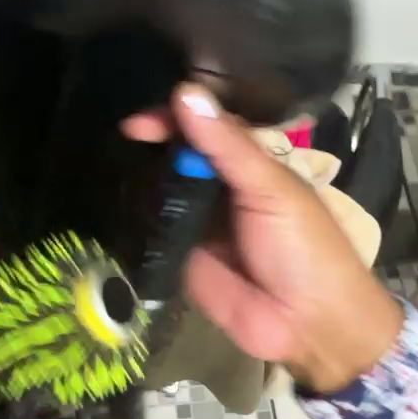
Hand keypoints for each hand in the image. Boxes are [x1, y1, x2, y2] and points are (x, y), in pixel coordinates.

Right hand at [124, 85, 401, 391]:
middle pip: (180, 156)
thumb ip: (227, 145)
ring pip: (163, 190)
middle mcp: (223, 188)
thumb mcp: (271, 189)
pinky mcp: (182, 256)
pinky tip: (112, 204)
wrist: (308, 324)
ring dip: (141, 178)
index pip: (207, 128)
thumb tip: (185, 94)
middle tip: (122, 138)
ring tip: (108, 165)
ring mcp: (200, 223)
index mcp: (253, 164)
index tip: (141, 123)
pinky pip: (155, 231)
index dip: (176, 118)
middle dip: (152, 145)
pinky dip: (137, 219)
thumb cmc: (306, 248)